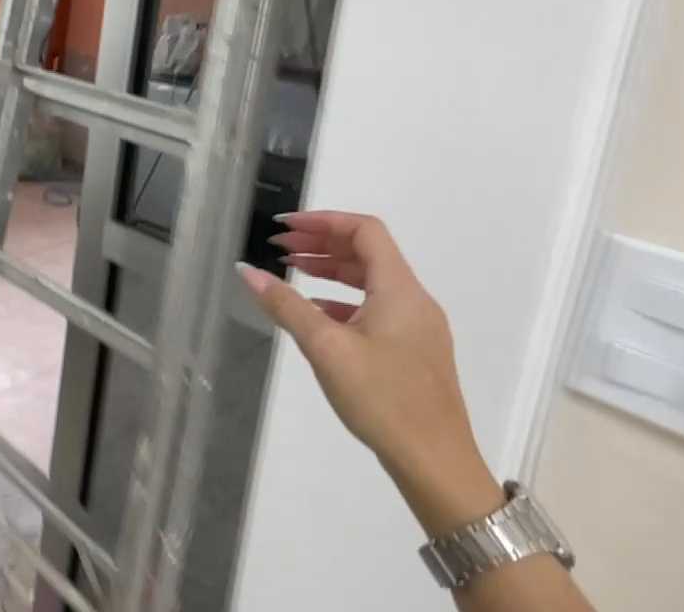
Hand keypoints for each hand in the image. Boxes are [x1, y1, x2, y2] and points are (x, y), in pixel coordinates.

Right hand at [240, 211, 502, 534]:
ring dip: (331, 269)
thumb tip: (247, 270)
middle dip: (321, 243)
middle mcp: (414, 300)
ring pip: (371, 281)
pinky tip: (316, 312)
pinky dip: (342, 298)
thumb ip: (286, 306)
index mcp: (400, 290)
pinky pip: (376, 307)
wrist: (436, 463)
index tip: (284, 227)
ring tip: (292, 271)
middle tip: (279, 247)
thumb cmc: (382, 399)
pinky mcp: (414, 351)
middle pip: (368, 253)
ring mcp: (418, 327)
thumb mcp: (326, 349)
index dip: (323, 221)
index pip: (365, 231)